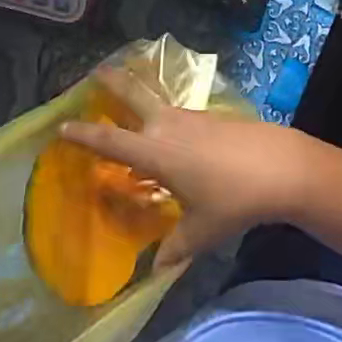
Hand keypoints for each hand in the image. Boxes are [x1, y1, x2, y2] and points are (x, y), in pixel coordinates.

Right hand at [60, 68, 319, 267]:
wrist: (281, 166)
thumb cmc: (233, 199)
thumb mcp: (202, 231)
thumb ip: (175, 248)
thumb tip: (158, 270)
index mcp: (154, 152)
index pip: (109, 141)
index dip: (83, 134)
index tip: (61, 126)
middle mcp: (165, 126)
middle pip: (131, 94)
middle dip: (111, 81)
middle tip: (94, 72)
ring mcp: (189, 116)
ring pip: (155, 104)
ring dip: (140, 100)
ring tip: (132, 110)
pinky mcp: (209, 116)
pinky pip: (177, 114)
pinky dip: (166, 117)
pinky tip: (176, 136)